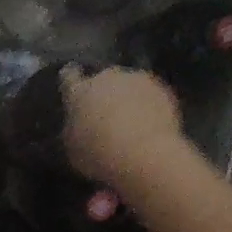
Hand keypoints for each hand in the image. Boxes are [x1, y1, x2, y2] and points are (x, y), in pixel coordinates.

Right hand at [62, 66, 193, 187]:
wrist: (145, 154)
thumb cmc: (99, 154)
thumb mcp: (73, 148)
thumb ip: (74, 129)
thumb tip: (78, 123)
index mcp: (79, 91)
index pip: (68, 76)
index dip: (71, 82)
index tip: (74, 90)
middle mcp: (107, 77)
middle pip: (103, 79)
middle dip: (103, 93)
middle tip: (105, 115)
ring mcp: (137, 79)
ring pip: (129, 85)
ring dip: (128, 97)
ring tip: (132, 121)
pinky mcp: (163, 89)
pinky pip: (151, 95)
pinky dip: (149, 105)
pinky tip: (151, 125)